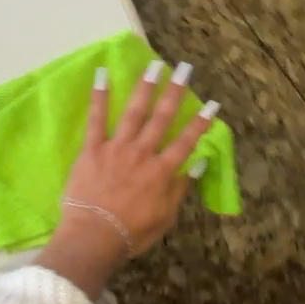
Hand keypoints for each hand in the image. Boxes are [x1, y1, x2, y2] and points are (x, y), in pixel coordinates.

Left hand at [35, 60, 217, 297]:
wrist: (93, 237)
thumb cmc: (132, 232)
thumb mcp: (165, 217)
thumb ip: (180, 188)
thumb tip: (198, 163)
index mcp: (162, 171)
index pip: (186, 141)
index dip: (201, 122)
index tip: (212, 104)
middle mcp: (142, 153)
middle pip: (162, 118)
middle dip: (175, 92)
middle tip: (185, 69)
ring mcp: (117, 148)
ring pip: (134, 112)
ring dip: (145, 87)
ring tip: (154, 65)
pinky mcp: (92, 149)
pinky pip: (96, 118)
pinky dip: (99, 96)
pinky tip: (102, 75)